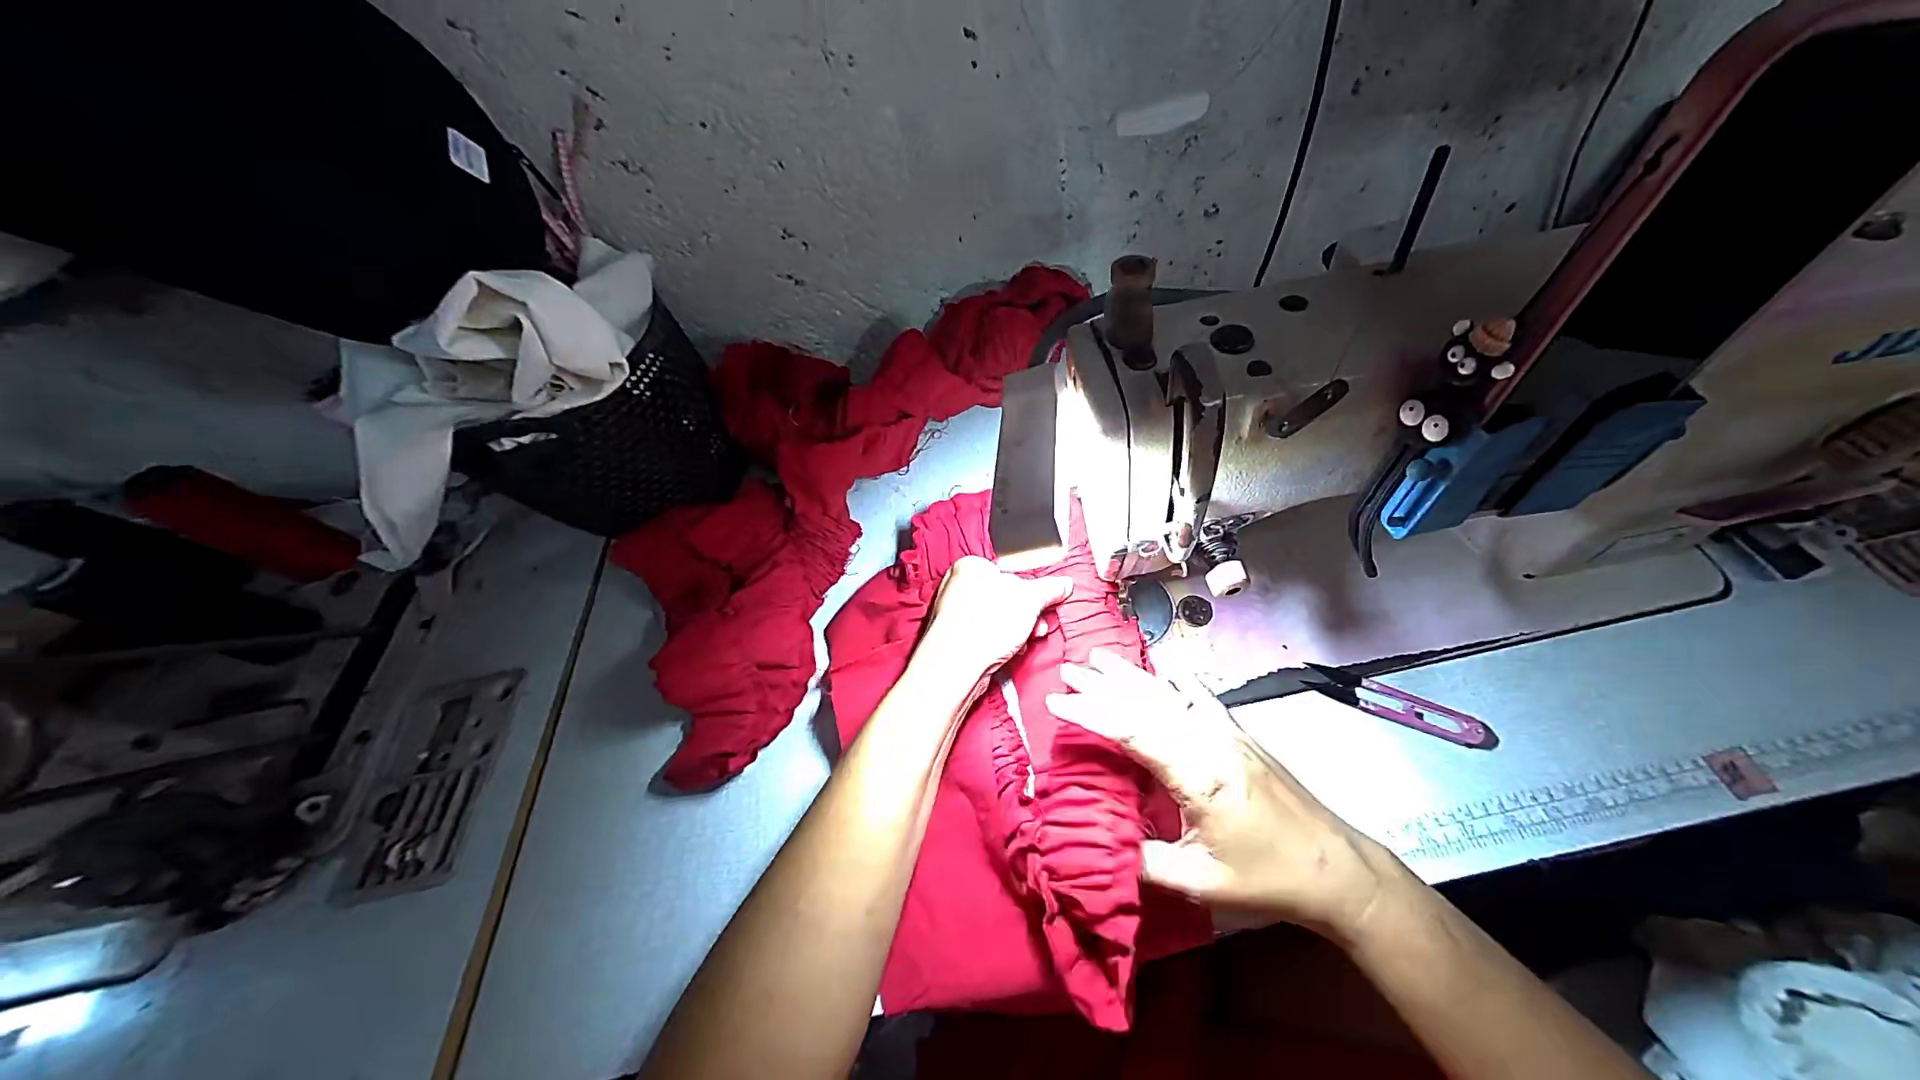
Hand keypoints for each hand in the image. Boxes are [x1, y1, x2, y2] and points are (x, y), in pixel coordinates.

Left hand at [915, 556, 1072, 681]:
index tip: (1046, 598)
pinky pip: (989, 638)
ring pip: (999, 620)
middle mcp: (958, 588)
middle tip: (1039, 621)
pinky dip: (1002, 644)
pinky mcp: (958, 642)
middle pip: (1006, 597)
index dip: (1031, 587)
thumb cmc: (982, 623)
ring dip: (1018, 631)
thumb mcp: (1029, 599)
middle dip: (1028, 613)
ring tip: (1025, 640)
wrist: (956, 665)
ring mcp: (956, 617)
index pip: (1009, 571)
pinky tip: (1010, 652)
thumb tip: (1062, 585)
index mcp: (971, 567)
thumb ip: (1048, 589)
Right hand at [1045, 649, 1412, 945]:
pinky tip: (1166, 669)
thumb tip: (1099, 842)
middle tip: (1067, 668)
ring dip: (1132, 675)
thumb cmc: (1267, 877)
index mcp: (1198, 775)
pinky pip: (1201, 698)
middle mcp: (1211, 742)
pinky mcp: (1241, 735)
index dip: (1091, 712)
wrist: (1337, 868)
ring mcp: (1228, 734)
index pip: (1133, 731)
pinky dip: (1176, 681)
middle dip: (1103, 683)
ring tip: (1100, 656)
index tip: (1056, 700)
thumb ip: (1145, 861)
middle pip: (1148, 702)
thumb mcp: (1201, 880)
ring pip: (1171, 694)